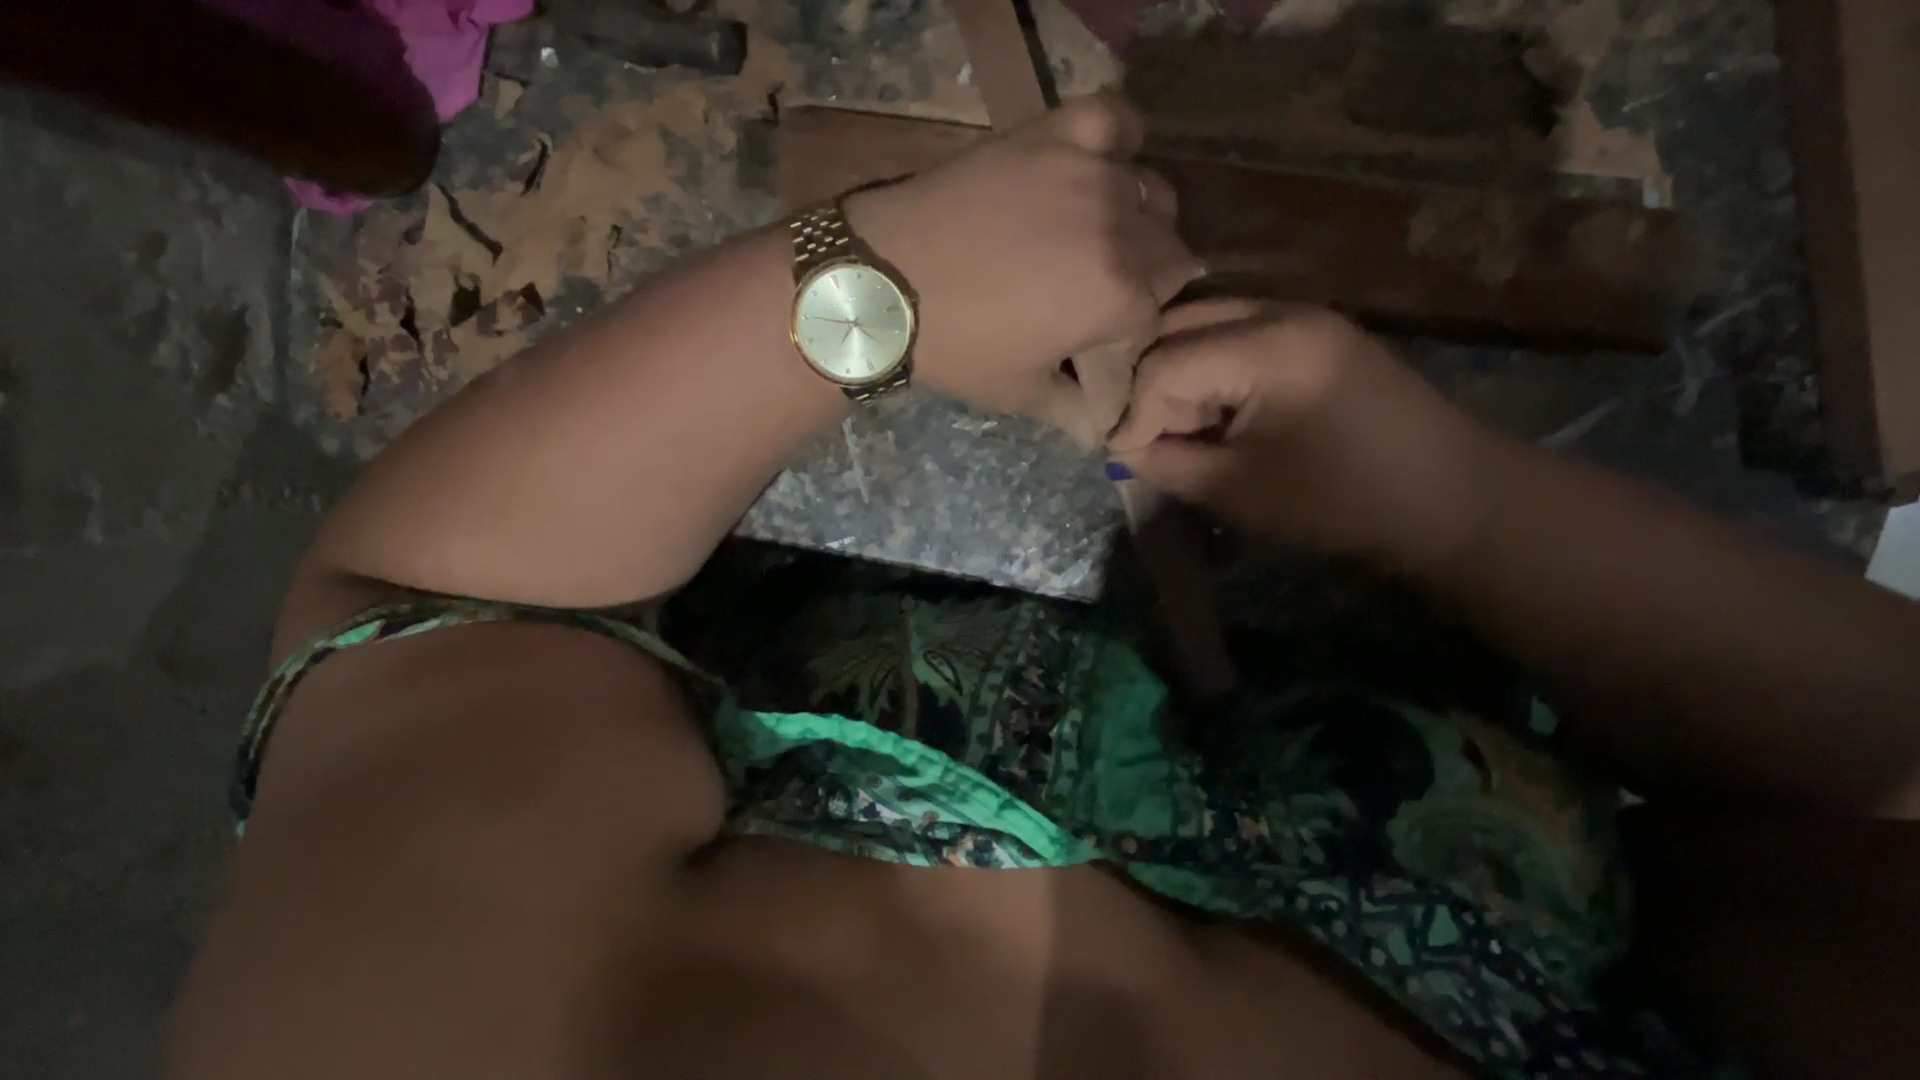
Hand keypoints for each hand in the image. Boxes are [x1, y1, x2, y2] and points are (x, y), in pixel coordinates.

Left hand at [844, 92, 1202, 444]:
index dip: (1129, 331)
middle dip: (1145, 278)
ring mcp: (1089, 174)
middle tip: (1099, 289)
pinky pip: (1114, 119)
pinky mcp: (1052, 135)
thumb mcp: (1018, 393)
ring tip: (1101, 234)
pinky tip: (1099, 165)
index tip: (1101, 337)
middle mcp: (1120, 231)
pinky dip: (1117, 139)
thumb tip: (1102, 432)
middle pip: (1168, 251)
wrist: (884, 281)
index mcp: (1118, 297)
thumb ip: (1073, 410)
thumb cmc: (955, 346)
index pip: (1156, 314)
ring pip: (1152, 192)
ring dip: (1140, 218)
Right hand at [1108, 300, 1514, 574]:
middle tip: (1145, 432)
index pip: (1164, 360)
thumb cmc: (1340, 500)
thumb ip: (1167, 461)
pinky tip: (1213, 409)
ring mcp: (1303, 314)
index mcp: (1268, 343)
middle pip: (1178, 323)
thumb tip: (1124, 444)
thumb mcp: (1237, 489)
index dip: (1134, 410)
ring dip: (1178, 368)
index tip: (1127, 455)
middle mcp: (1282, 308)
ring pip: (1206, 321)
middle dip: (1149, 379)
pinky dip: (1211, 365)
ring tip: (1178, 423)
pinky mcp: (1315, 332)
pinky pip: (1239, 332)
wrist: (1450, 498)